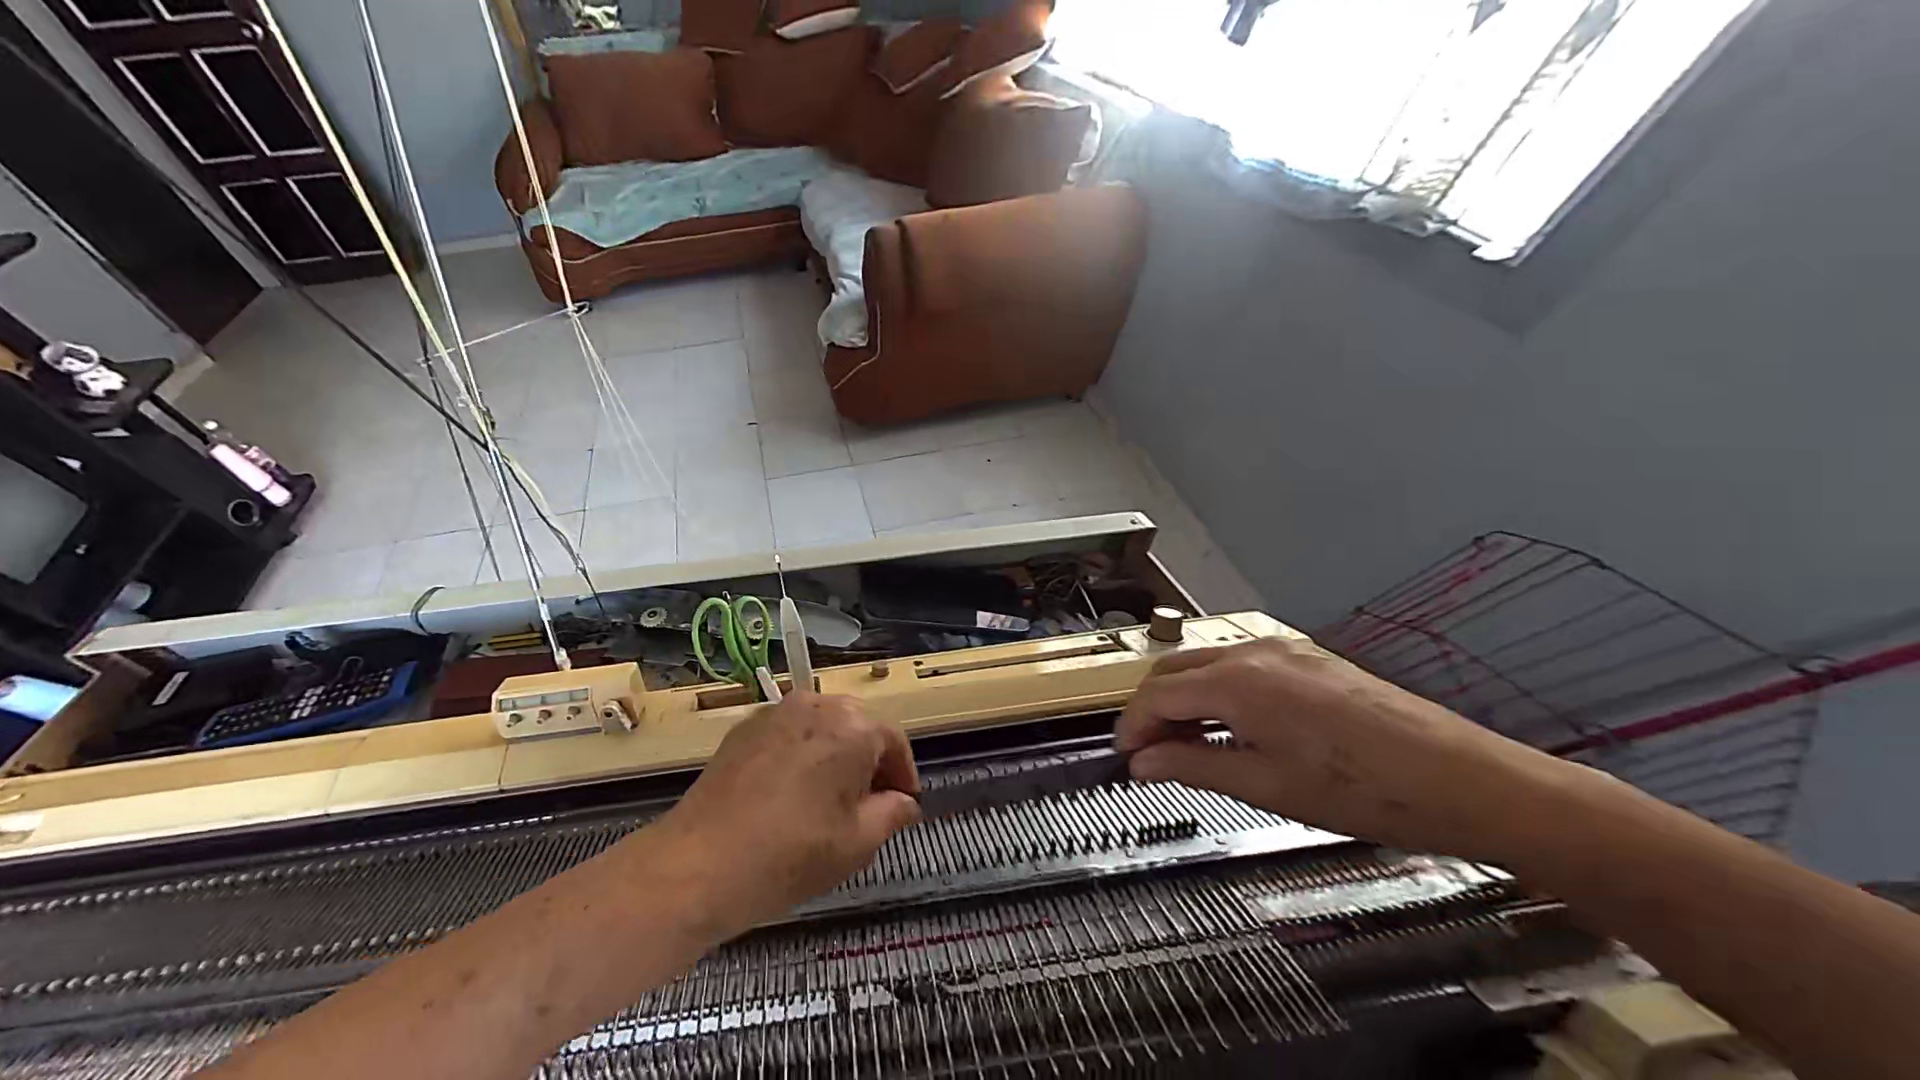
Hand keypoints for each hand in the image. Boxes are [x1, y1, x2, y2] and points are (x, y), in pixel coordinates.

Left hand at [648, 693, 921, 936]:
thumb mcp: (858, 843)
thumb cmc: (791, 854)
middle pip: (859, 728)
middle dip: (869, 762)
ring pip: (822, 728)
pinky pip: (789, 734)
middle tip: (869, 805)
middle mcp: (817, 705)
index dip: (904, 776)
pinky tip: (790, 793)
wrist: (698, 865)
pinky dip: (800, 754)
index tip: (904, 805)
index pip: (894, 742)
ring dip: (834, 755)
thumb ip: (893, 813)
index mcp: (854, 727)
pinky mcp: (744, 728)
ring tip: (829, 799)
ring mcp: (776, 712)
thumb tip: (904, 801)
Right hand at [1114, 638, 1580, 857]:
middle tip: (1147, 753)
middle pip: (1174, 670)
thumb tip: (1144, 764)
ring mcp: (1285, 652)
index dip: (1132, 727)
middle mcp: (1256, 653)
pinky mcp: (1309, 660)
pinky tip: (1228, 729)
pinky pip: (1241, 668)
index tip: (1124, 757)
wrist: (1463, 780)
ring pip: (1207, 665)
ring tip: (1184, 746)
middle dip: (1151, 709)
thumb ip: (1191, 766)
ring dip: (1184, 700)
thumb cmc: (1367, 789)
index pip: (1157, 695)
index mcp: (1239, 682)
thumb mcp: (1265, 786)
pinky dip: (1217, 693)